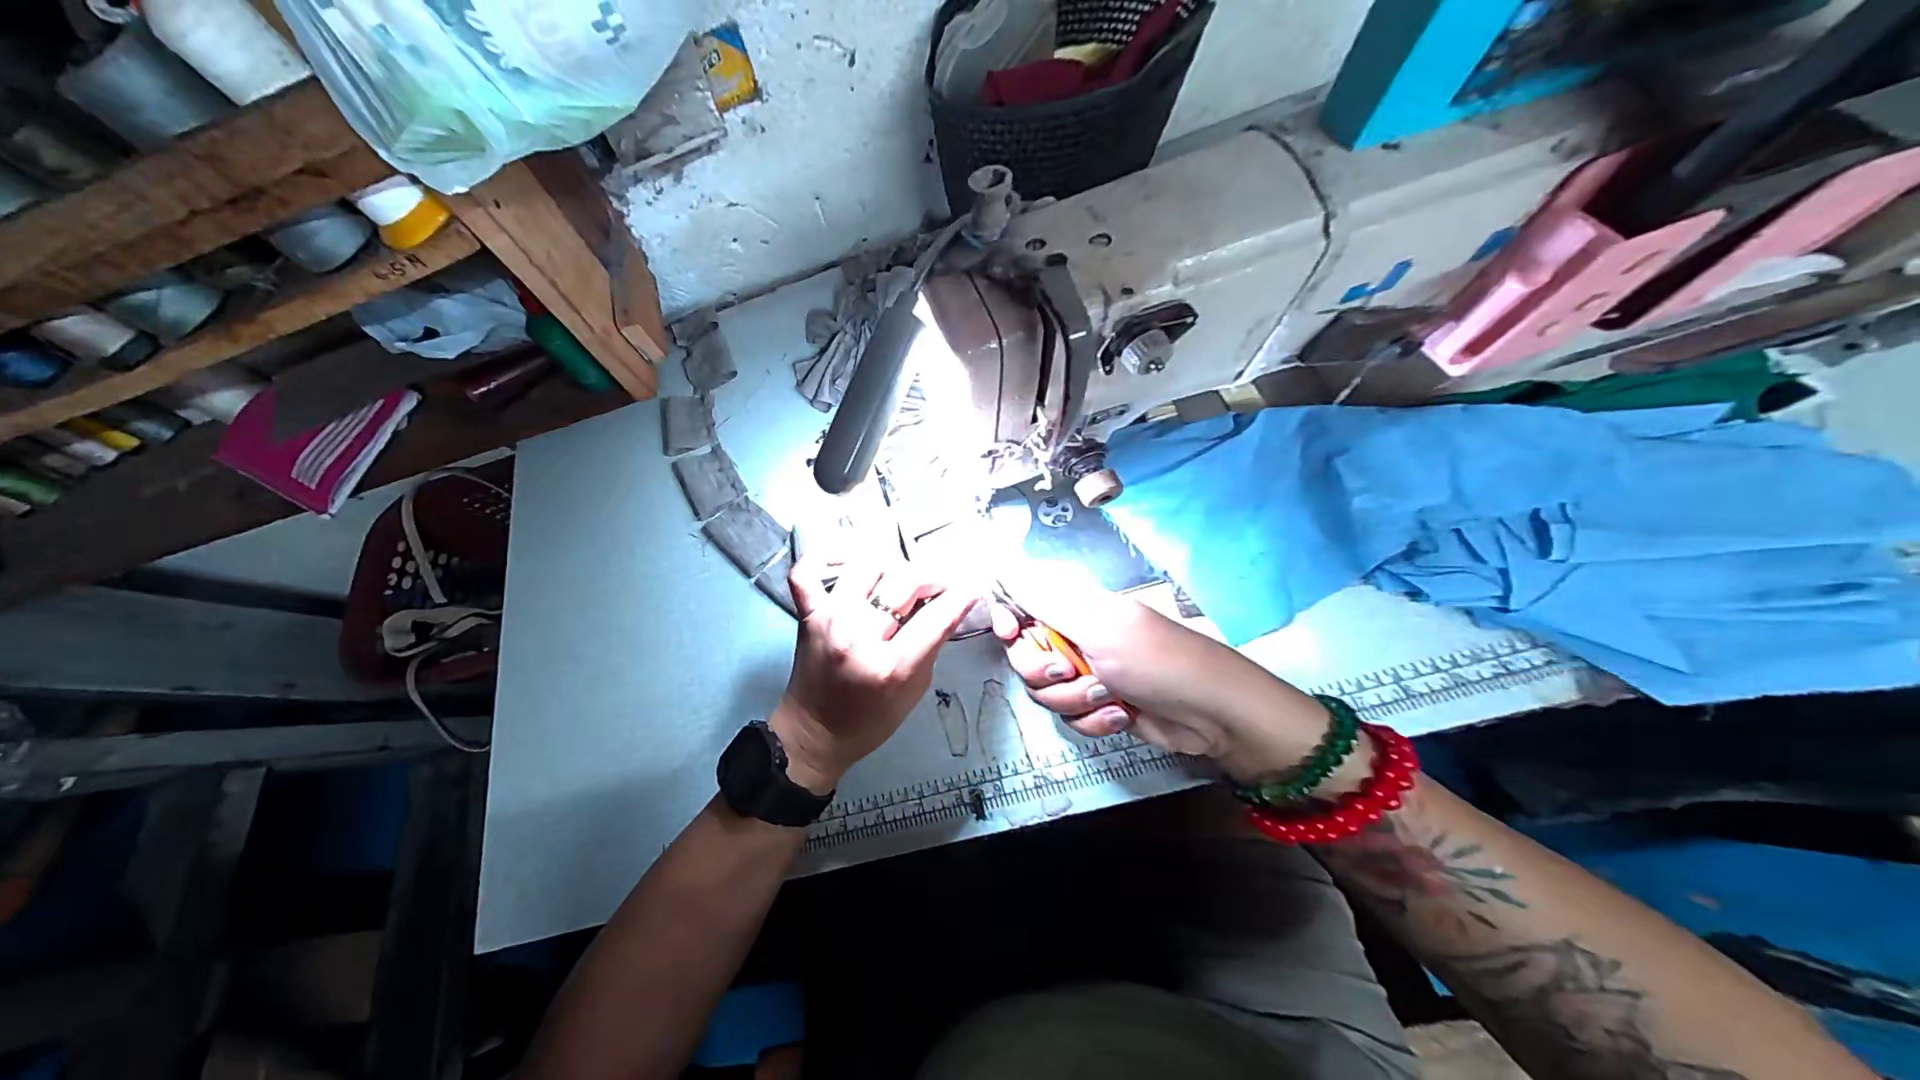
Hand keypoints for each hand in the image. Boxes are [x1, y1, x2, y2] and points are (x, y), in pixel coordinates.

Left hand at [771, 550, 978, 793]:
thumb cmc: (871, 721)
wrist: (814, 735)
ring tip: (900, 581)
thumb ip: (932, 643)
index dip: (962, 595)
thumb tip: (950, 603)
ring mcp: (828, 619)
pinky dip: (827, 556)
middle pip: (905, 581)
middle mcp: (858, 635)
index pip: (937, 615)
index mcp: (891, 665)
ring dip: (893, 567)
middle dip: (933, 578)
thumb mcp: (915, 688)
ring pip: (867, 565)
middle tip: (940, 586)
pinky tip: (850, 559)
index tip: (973, 586)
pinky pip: (808, 570)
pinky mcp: (806, 614)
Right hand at [991, 568, 1337, 783]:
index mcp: (1077, 608)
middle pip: (1025, 656)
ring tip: (1110, 697)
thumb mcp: (1100, 626)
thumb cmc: (1157, 660)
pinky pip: (1071, 717)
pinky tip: (1121, 716)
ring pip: (1046, 693)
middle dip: (1044, 672)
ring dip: (1075, 700)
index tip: (1008, 633)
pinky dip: (1094, 720)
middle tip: (1069, 671)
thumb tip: (1007, 568)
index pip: (1023, 606)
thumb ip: (1048, 603)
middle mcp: (1077, 638)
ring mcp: (1088, 674)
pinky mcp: (1099, 707)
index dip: (1008, 621)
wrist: (1210, 714)